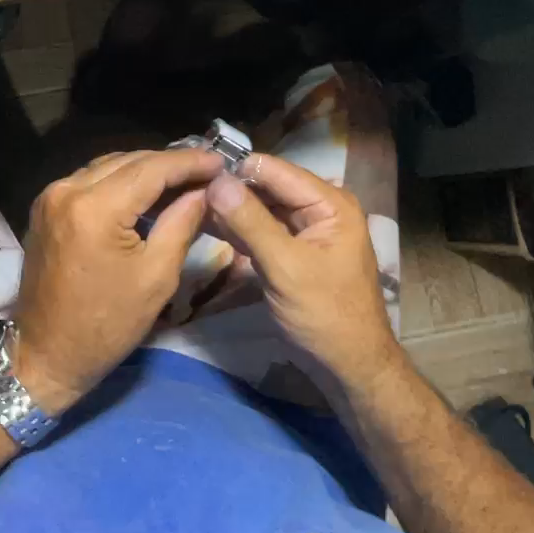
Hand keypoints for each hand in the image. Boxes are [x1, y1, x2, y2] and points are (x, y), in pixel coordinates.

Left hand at [12, 149, 223, 414]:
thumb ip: (182, 223)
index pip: (151, 168)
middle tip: (208, 171)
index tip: (222, 161)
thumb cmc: (107, 325)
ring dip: (145, 170)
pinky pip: (90, 180)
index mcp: (94, 207)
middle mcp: (67, 189)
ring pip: (108, 166)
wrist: (46, 354)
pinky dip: (120, 181)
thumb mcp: (157, 276)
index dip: (190, 162)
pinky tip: (146, 192)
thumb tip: (206, 190)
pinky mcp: (45, 207)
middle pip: (129, 161)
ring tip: (183, 179)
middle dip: (170, 163)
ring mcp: (51, 196)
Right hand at [204, 155, 400, 389]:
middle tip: (185, 188)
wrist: (348, 365)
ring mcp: (306, 228)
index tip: (193, 168)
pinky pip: (261, 228)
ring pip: (260, 206)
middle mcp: (320, 207)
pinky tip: (206, 223)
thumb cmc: (325, 315)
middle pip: (266, 185)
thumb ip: (251, 222)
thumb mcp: (285, 267)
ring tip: (188, 203)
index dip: (235, 167)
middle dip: (229, 187)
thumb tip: (216, 181)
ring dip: (229, 207)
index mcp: (330, 203)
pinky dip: (237, 227)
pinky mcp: (292, 249)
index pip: (275, 170)